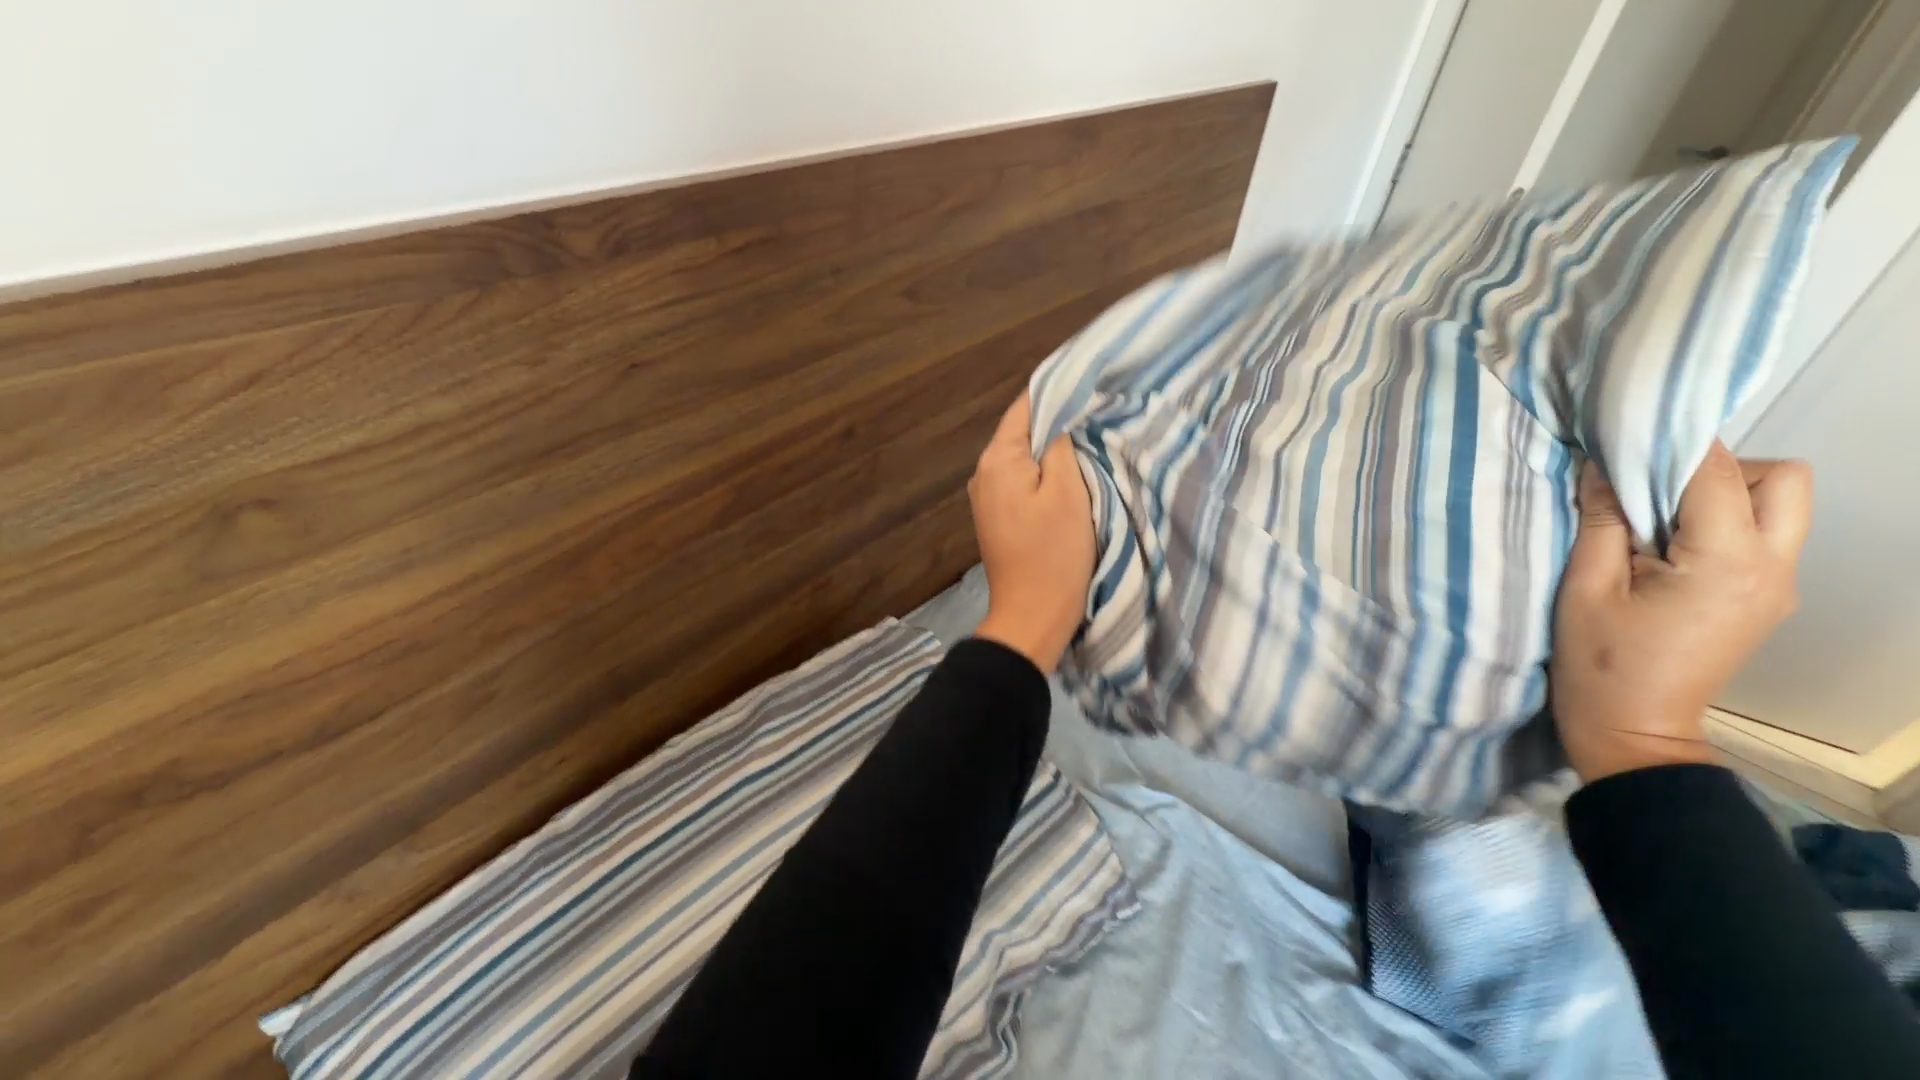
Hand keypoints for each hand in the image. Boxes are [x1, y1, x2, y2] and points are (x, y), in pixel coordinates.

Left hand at [968, 392, 1095, 673]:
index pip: (1025, 406)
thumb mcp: (1067, 492)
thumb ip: (1059, 446)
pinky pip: (1023, 481)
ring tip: (1091, 436)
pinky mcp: (999, 518)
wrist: (1032, 616)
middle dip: (1058, 419)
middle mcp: (983, 473)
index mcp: (996, 460)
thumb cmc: (1054, 553)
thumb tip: (1060, 416)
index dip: (1058, 389)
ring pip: (1024, 457)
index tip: (1092, 378)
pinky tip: (1071, 473)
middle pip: (1022, 431)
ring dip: (1053, 448)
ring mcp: (987, 497)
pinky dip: (1046, 473)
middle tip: (1100, 406)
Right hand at [1551, 442, 1812, 781]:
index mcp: (1726, 563)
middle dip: (1723, 468)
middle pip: (1785, 480)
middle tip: (1656, 488)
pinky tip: (1669, 548)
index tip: (1627, 441)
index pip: (1716, 474)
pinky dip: (1723, 523)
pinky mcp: (1767, 599)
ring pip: (1781, 505)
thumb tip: (1603, 466)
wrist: (1633, 730)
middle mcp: (1773, 568)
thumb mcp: (1586, 586)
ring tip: (1658, 520)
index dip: (1672, 447)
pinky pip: (1763, 536)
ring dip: (1725, 495)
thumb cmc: (1600, 662)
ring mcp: (1778, 586)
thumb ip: (1602, 520)